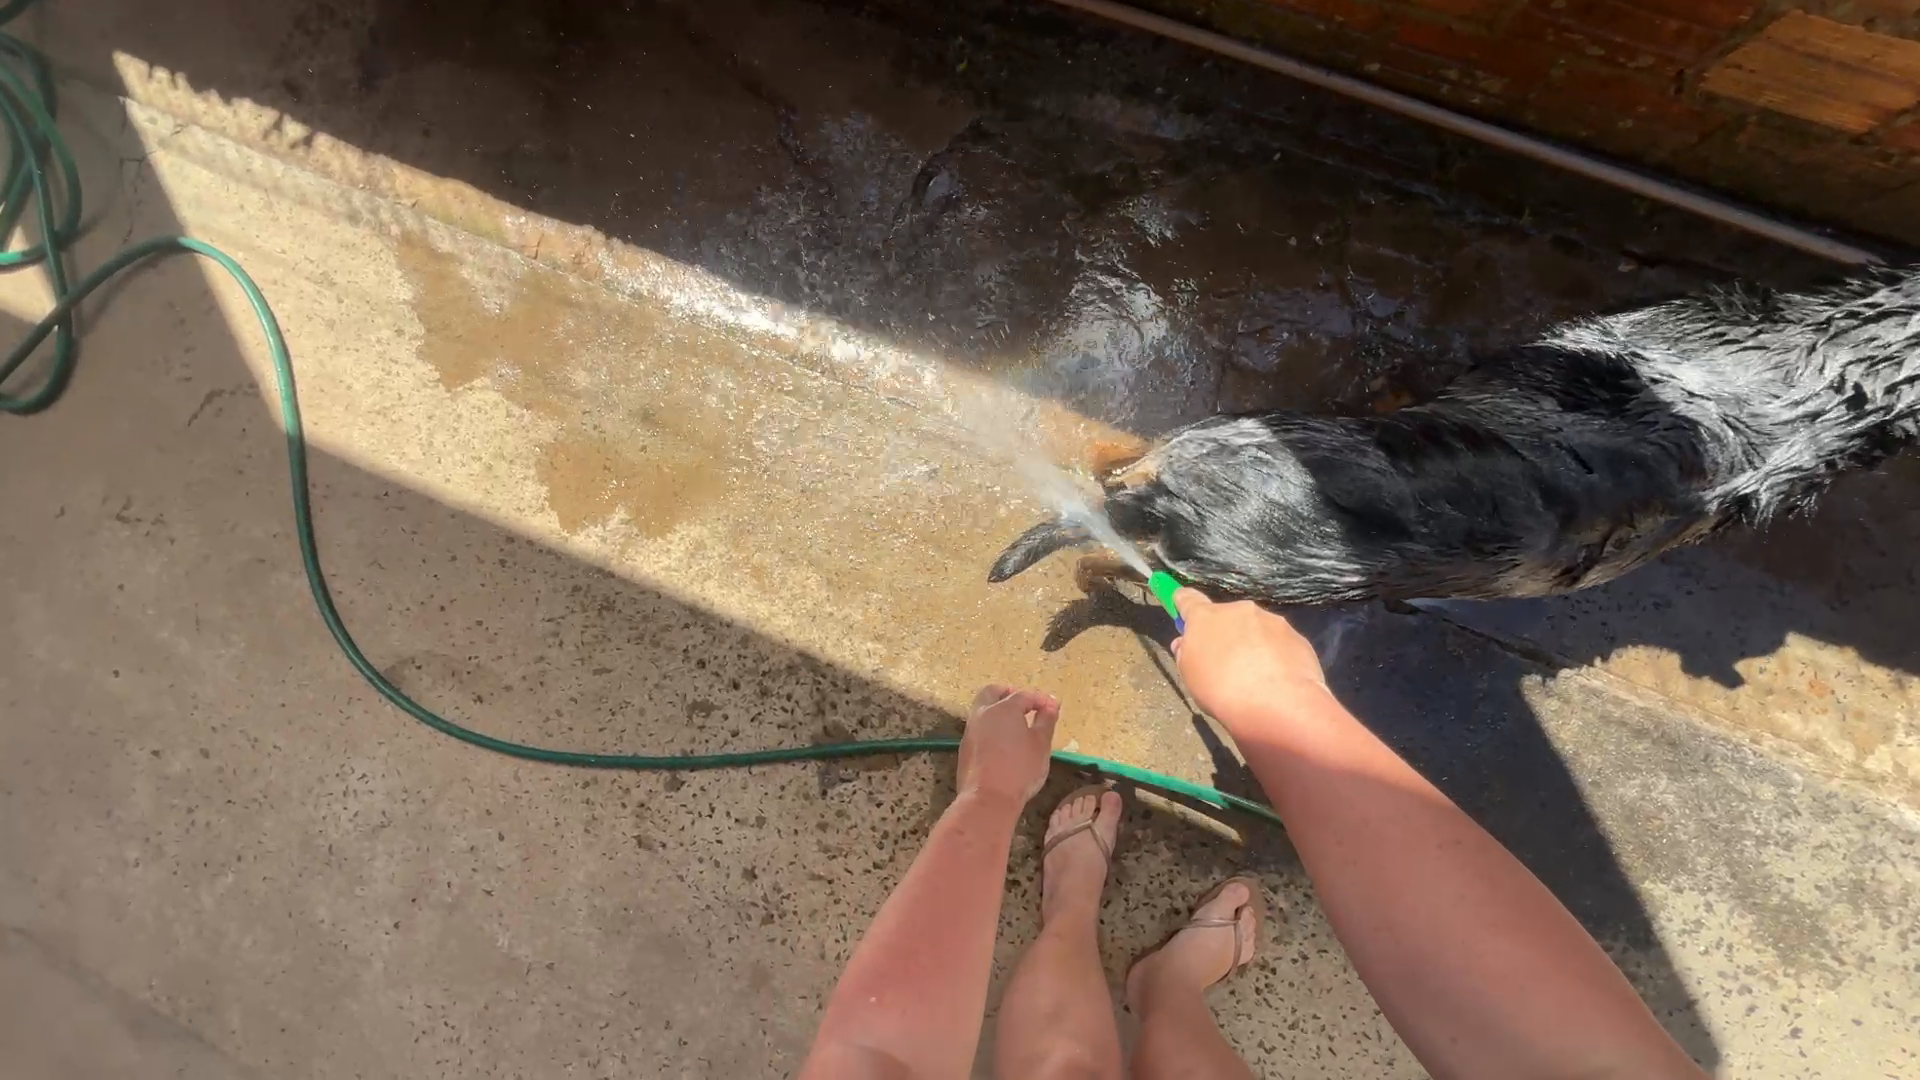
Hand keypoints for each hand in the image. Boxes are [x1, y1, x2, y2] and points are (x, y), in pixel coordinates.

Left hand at [956, 685, 1059, 806]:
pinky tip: (1002, 742)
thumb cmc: (1020, 770)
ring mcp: (970, 730)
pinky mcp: (965, 748)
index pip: (1023, 695)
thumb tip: (1051, 705)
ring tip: (1015, 724)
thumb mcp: (1041, 744)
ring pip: (982, 710)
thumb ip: (1046, 721)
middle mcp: (983, 714)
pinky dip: (990, 726)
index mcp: (1003, 709)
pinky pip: (978, 728)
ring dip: (997, 710)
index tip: (1052, 707)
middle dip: (1008, 693)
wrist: (988, 799)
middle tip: (1024, 704)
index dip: (1040, 699)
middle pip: (992, 692)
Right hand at [1171, 590, 1330, 727]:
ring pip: (1256, 629)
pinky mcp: (1297, 637)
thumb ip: (1186, 653)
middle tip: (1225, 663)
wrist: (1277, 705)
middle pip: (1227, 617)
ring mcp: (1272, 621)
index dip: (1183, 603)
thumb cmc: (1220, 689)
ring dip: (1253, 645)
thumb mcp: (1190, 675)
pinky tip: (1276, 682)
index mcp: (1206, 617)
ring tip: (1255, 679)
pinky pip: (1280, 644)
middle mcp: (1239, 610)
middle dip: (1225, 633)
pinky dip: (1276, 657)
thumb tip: (1185, 644)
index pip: (1187, 598)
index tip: (1182, 606)